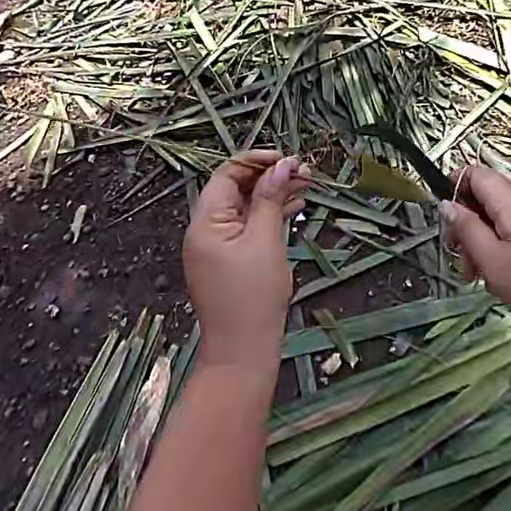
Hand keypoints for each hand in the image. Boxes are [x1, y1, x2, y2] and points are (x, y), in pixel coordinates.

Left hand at [183, 151, 308, 367]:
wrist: (242, 350)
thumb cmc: (254, 296)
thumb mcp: (266, 241)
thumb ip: (270, 199)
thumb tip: (282, 165)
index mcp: (205, 222)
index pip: (227, 175)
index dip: (257, 161)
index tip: (288, 159)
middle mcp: (205, 230)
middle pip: (236, 190)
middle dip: (269, 177)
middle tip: (304, 172)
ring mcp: (216, 247)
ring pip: (245, 209)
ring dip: (272, 196)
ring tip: (306, 185)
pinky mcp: (229, 261)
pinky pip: (247, 229)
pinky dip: (268, 217)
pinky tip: (294, 209)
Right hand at [439, 165, 510, 338]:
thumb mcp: (492, 261)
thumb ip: (466, 230)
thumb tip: (448, 205)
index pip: (476, 173)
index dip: (454, 186)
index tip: (446, 218)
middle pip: (489, 199)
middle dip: (469, 226)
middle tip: (465, 262)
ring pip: (505, 219)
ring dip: (487, 243)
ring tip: (487, 278)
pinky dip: (507, 249)